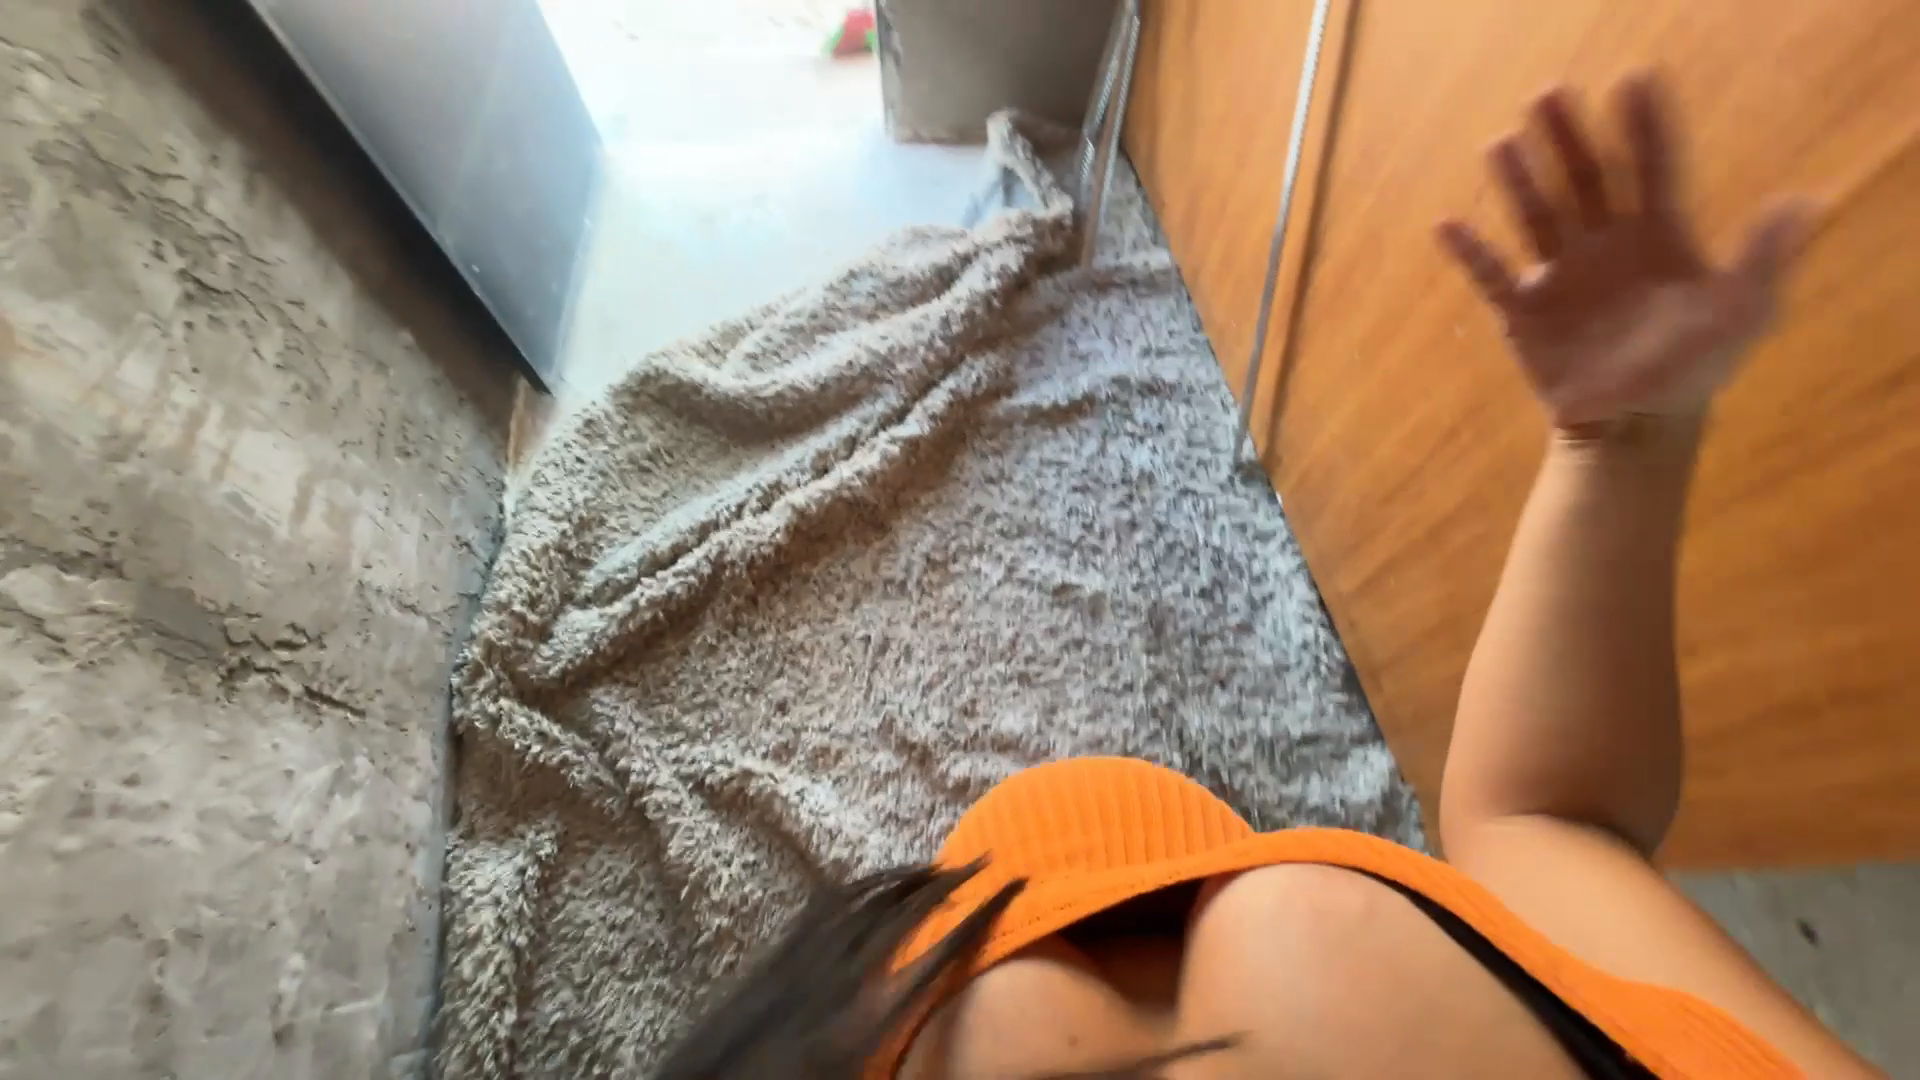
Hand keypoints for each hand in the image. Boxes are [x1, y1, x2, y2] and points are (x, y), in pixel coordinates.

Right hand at [1435, 72, 1816, 431]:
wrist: (1632, 417)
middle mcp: (1604, 247)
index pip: (1653, 170)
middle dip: (1569, 137)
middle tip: (1548, 93)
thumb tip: (1801, 201)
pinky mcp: (1521, 312)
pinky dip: (1470, 252)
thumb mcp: (1744, 314)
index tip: (1634, 79)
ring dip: (1520, 180)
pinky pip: (1490, 276)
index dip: (1645, 127)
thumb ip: (1762, 260)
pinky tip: (1447, 224)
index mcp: (1659, 238)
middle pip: (1585, 181)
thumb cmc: (1693, 366)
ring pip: (1537, 217)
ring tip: (1500, 142)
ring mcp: (1558, 277)